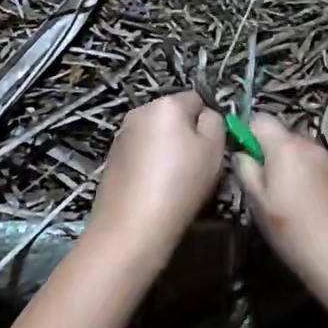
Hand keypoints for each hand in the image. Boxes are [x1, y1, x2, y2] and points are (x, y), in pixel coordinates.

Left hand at [84, 92, 224, 269]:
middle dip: (186, 136)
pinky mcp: (111, 159)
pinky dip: (149, 166)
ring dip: (166, 152)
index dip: (208, 124)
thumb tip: (205, 117)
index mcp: (165, 104)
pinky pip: (140, 155)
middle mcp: (139, 112)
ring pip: (156, 137)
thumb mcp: (214, 150)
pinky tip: (153, 191)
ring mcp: (121, 136)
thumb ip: (215, 123)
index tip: (211, 151)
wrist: (131, 226)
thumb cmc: (180, 183)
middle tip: (195, 168)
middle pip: (174, 118)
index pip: (197, 100)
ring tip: (173, 184)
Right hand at [232, 114, 327, 298]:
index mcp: (287, 148)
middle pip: (284, 136)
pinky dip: (313, 179)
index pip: (261, 119)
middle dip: (272, 154)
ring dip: (294, 167)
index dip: (248, 134)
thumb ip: (246, 171)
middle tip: (267, 189)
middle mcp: (313, 146)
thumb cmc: (295, 234)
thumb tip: (242, 154)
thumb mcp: (259, 205)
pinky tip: (315, 209)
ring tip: (292, 203)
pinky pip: (321, 168)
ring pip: (304, 153)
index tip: (247, 160)